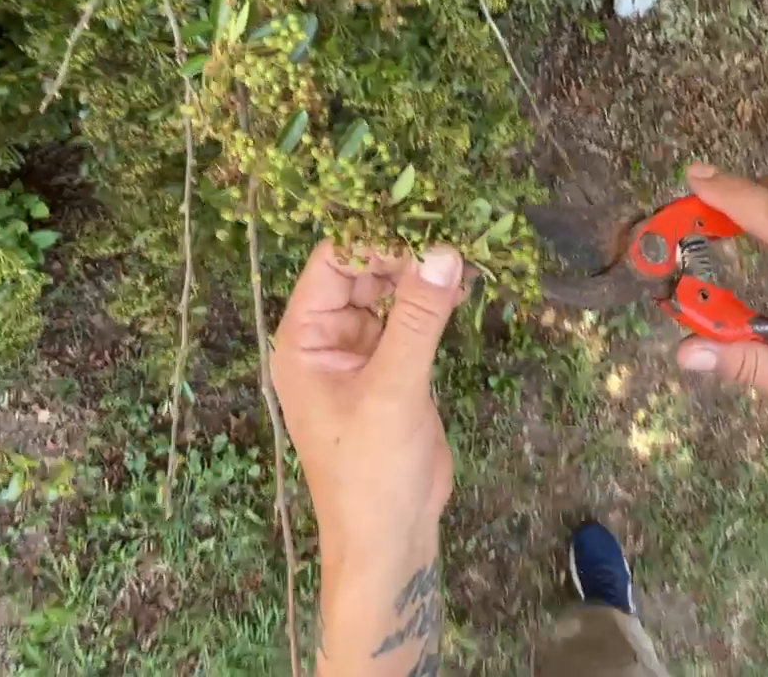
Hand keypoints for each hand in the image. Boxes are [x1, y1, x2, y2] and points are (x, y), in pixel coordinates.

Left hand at [273, 241, 467, 673]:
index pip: (333, 265)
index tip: (423, 228)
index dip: (374, 240)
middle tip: (451, 238)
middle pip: (362, 273)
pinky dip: (432, 303)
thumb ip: (418, 319)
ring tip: (462, 255)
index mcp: (304, 338)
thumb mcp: (394, 389)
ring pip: (388, 293)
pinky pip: (408, 320)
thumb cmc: (372, 469)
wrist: (391, 539)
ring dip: (420, 275)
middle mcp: (327, 338)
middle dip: (402, 254)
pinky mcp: (391, 367)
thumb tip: (443, 250)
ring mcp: (360, 352)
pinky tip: (461, 289)